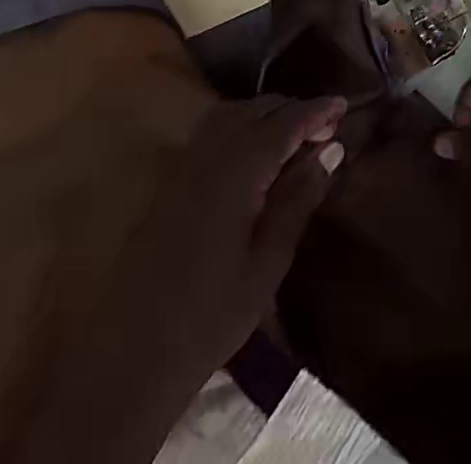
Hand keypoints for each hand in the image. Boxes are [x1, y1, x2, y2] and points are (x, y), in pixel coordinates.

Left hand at [8, 96, 346, 462]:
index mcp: (230, 181)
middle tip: (326, 125)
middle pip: (248, 113)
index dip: (314, 110)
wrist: (127, 365)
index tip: (344, 104)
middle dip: (290, 109)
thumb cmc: (211, 318)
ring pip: (223, 121)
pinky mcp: (165, 193)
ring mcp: (177, 178)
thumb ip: (298, 199)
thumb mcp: (269, 262)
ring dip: (263, 116)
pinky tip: (259, 157)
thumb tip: (331, 150)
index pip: (278, 126)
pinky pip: (208, 140)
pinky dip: (241, 131)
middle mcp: (200, 167)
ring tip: (297, 135)